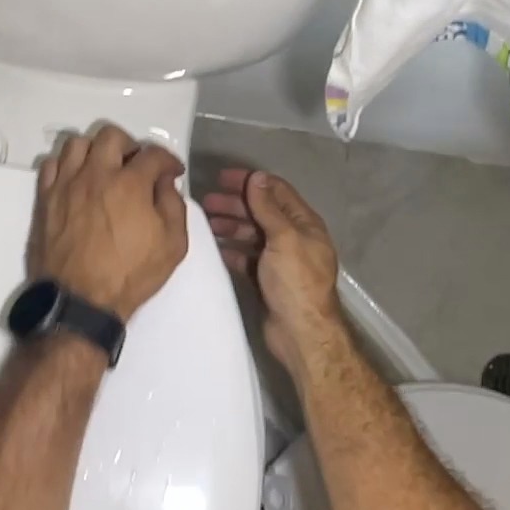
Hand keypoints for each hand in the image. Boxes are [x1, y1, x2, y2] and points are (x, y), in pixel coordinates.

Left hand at [30, 124, 188, 319]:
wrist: (80, 301)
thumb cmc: (130, 275)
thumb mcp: (172, 246)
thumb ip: (173, 206)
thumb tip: (165, 183)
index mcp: (130, 184)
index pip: (153, 153)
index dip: (168, 160)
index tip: (172, 172)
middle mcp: (96, 174)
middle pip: (112, 135)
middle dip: (131, 145)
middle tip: (136, 166)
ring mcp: (66, 184)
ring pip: (77, 143)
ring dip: (96, 150)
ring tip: (105, 169)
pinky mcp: (45, 198)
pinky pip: (52, 164)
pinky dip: (67, 164)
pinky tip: (78, 180)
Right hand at [205, 169, 346, 380]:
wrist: (301, 332)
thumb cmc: (296, 281)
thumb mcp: (284, 238)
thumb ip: (268, 208)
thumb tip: (258, 177)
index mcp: (304, 223)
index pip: (276, 192)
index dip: (251, 182)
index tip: (222, 178)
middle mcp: (293, 238)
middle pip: (262, 212)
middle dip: (236, 204)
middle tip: (206, 202)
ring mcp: (280, 260)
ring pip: (252, 235)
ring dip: (231, 226)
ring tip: (206, 223)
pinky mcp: (267, 279)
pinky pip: (247, 258)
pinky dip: (232, 251)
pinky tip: (215, 248)